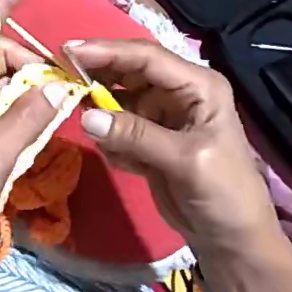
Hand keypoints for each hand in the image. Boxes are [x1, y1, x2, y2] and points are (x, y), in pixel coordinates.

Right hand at [66, 39, 282, 258]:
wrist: (231, 240)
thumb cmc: (224, 193)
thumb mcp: (185, 160)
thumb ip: (136, 135)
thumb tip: (86, 116)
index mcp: (198, 85)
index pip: (147, 57)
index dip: (107, 51)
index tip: (68, 52)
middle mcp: (179, 93)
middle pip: (129, 71)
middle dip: (97, 74)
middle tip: (60, 78)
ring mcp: (162, 116)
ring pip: (119, 99)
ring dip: (101, 112)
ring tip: (87, 125)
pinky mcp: (149, 140)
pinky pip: (118, 128)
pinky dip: (111, 140)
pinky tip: (124, 161)